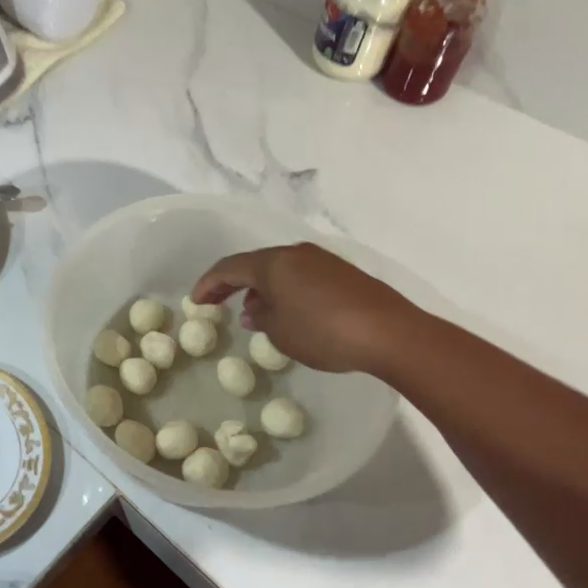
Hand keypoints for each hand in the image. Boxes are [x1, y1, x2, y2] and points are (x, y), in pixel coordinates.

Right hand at [191, 243, 423, 375]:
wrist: (392, 333)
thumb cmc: (325, 332)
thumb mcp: (282, 333)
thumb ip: (261, 319)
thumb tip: (253, 311)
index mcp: (273, 263)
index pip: (229, 268)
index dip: (208, 284)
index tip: (195, 301)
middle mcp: (295, 254)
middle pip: (255, 264)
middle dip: (234, 285)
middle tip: (219, 304)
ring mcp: (322, 261)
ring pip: (280, 270)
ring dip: (262, 289)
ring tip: (255, 315)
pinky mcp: (343, 274)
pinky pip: (301, 276)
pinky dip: (286, 291)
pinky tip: (289, 313)